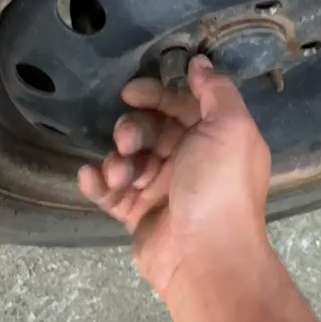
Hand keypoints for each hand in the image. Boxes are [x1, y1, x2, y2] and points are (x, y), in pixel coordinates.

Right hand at [79, 57, 273, 295]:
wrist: (207, 258)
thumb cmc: (219, 187)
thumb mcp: (230, 127)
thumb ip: (216, 90)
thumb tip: (200, 62)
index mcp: (214, 137)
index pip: (180, 105)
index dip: (156, 94)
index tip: (130, 92)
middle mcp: (191, 159)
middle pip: (151, 129)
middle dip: (133, 129)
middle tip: (126, 141)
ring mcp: (163, 189)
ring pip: (129, 159)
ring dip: (117, 160)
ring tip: (119, 176)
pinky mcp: (139, 215)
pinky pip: (112, 192)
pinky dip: (98, 182)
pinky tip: (90, 178)